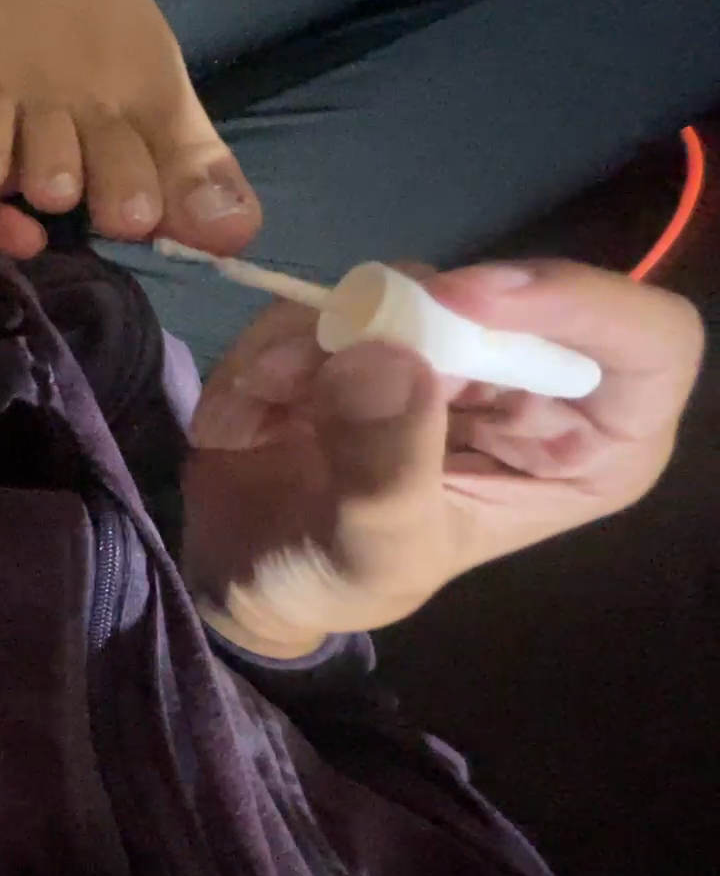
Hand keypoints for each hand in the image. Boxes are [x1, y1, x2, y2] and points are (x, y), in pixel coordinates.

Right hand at [184, 260, 704, 657]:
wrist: (237, 569)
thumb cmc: (330, 580)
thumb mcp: (373, 551)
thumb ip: (386, 470)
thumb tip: (383, 357)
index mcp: (567, 444)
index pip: (638, 342)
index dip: (569, 305)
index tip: (462, 300)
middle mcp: (506, 386)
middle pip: (491, 300)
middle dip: (393, 325)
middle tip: (303, 373)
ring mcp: (414, 356)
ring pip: (382, 295)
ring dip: (303, 345)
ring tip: (260, 406)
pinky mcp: (333, 345)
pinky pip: (302, 313)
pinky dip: (261, 353)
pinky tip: (244, 411)